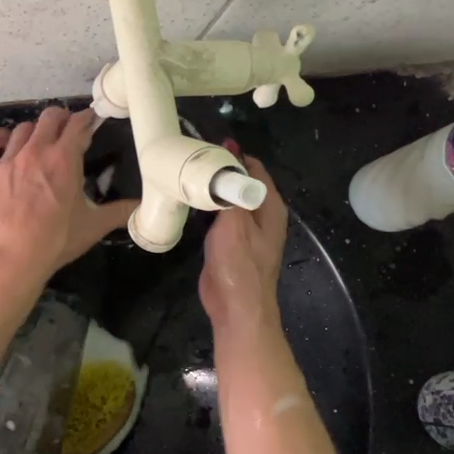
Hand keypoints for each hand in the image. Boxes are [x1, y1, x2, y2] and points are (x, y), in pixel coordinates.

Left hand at [0, 106, 138, 286]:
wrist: (13, 257)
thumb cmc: (56, 240)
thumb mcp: (94, 226)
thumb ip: (120, 212)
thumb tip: (143, 209)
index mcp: (64, 159)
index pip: (78, 124)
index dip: (87, 119)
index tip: (92, 122)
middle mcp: (36, 151)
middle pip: (49, 118)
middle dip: (62, 119)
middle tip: (68, 130)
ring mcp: (8, 160)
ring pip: (21, 129)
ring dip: (34, 130)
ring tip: (40, 140)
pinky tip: (1, 140)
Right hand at [200, 139, 288, 333]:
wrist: (236, 308)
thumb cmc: (239, 264)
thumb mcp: (235, 222)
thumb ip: (231, 190)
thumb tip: (228, 157)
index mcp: (269, 206)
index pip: (253, 168)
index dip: (232, 155)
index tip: (204, 145)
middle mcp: (261, 214)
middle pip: (240, 182)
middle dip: (218, 170)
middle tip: (188, 159)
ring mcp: (246, 230)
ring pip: (228, 199)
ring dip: (210, 189)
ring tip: (184, 176)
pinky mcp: (230, 243)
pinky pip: (219, 216)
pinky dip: (206, 207)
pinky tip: (189, 204)